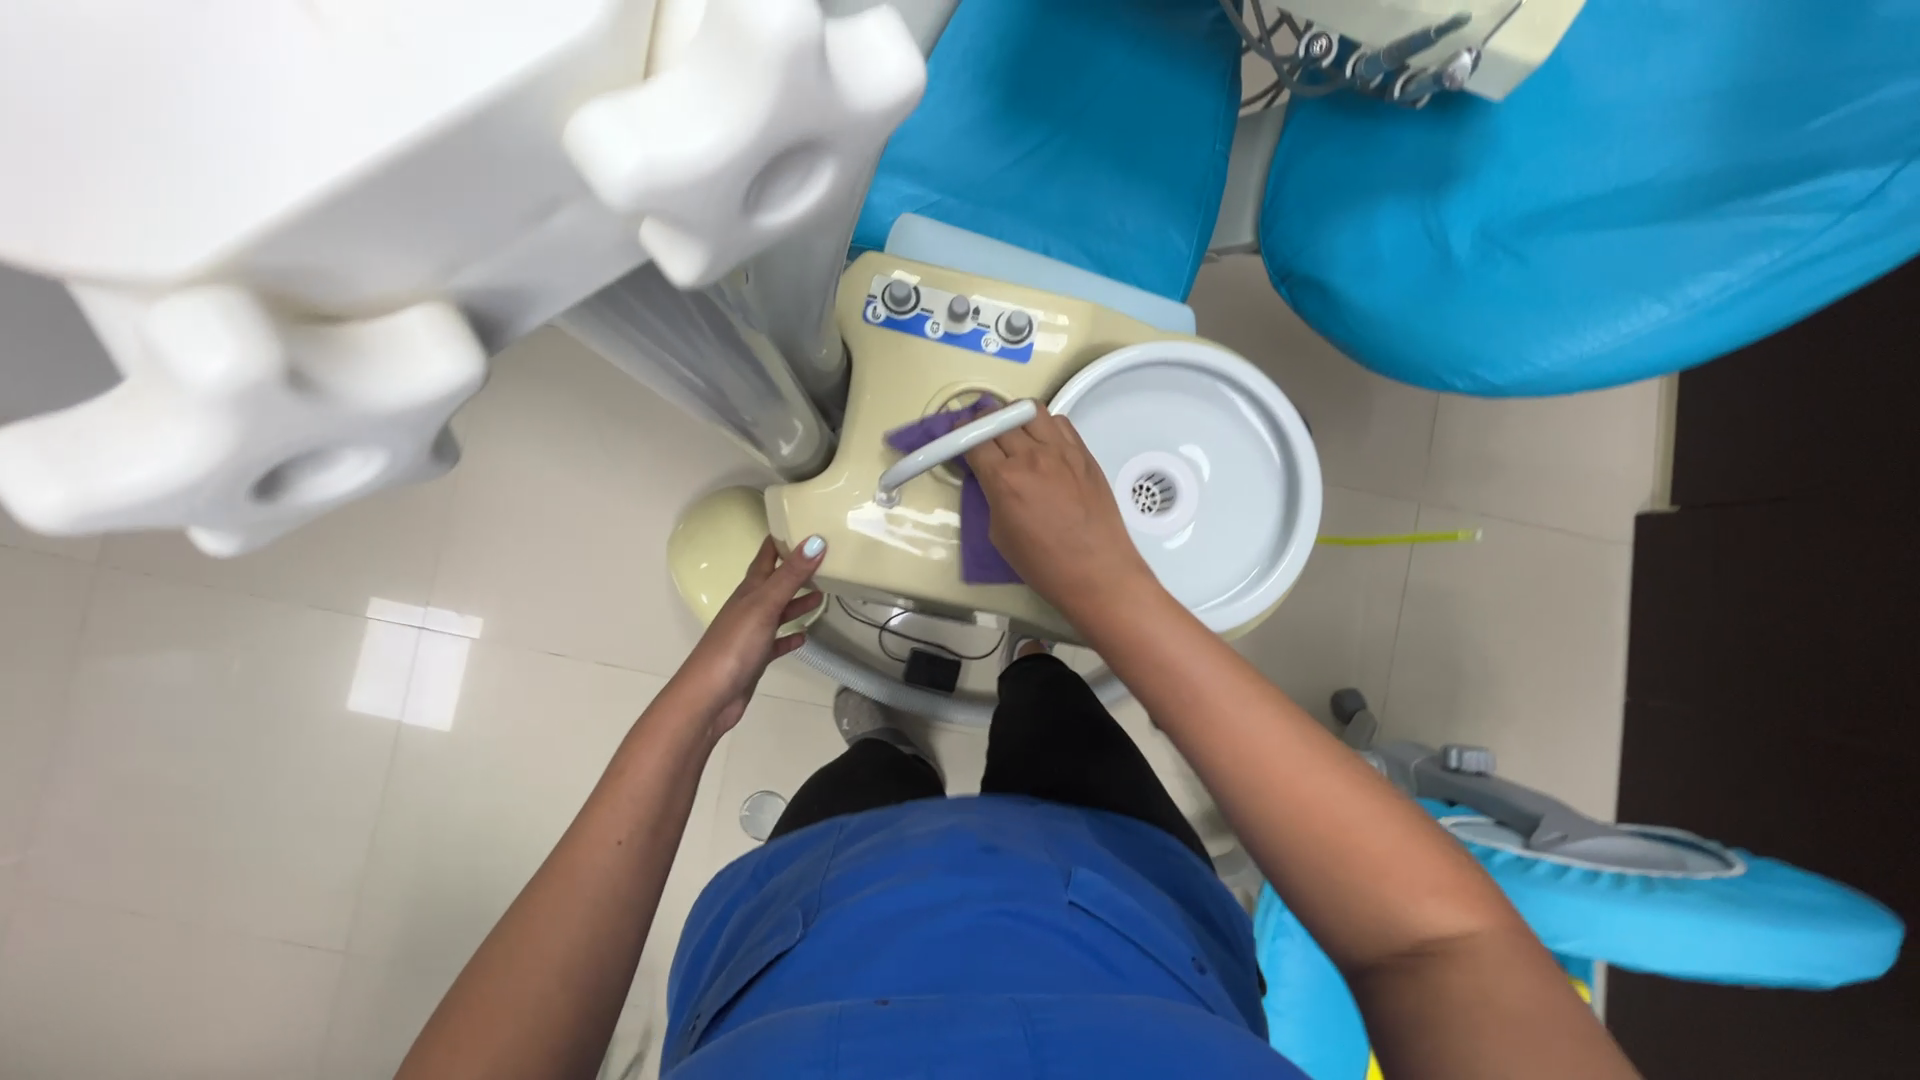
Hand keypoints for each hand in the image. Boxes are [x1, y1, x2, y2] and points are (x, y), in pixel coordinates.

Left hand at [669, 535, 824, 738]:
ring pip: (778, 611)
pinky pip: (776, 642)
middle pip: (775, 582)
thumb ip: (790, 575)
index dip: (781, 539)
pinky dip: (790, 637)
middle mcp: (749, 607)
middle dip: (796, 570)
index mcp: (749, 591)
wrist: (710, 695)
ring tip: (822, 596)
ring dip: (797, 602)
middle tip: (824, 559)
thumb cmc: (735, 645)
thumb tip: (815, 541)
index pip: (766, 556)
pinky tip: (804, 636)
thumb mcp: (765, 604)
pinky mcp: (756, 657)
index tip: (803, 522)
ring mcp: (751, 633)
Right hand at [964, 403, 1155, 620]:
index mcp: (1004, 480)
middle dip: (983, 424)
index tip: (957, 439)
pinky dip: (1045, 426)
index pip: (973, 440)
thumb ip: (992, 496)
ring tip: (1013, 434)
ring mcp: (1062, 451)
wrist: (1096, 571)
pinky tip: (1043, 443)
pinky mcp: (1084, 453)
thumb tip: (993, 478)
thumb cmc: (1045, 564)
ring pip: (1030, 410)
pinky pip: (1059, 423)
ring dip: (1015, 417)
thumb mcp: (999, 534)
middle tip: (981, 436)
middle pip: (998, 418)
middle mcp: (1032, 457)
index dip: (960, 437)